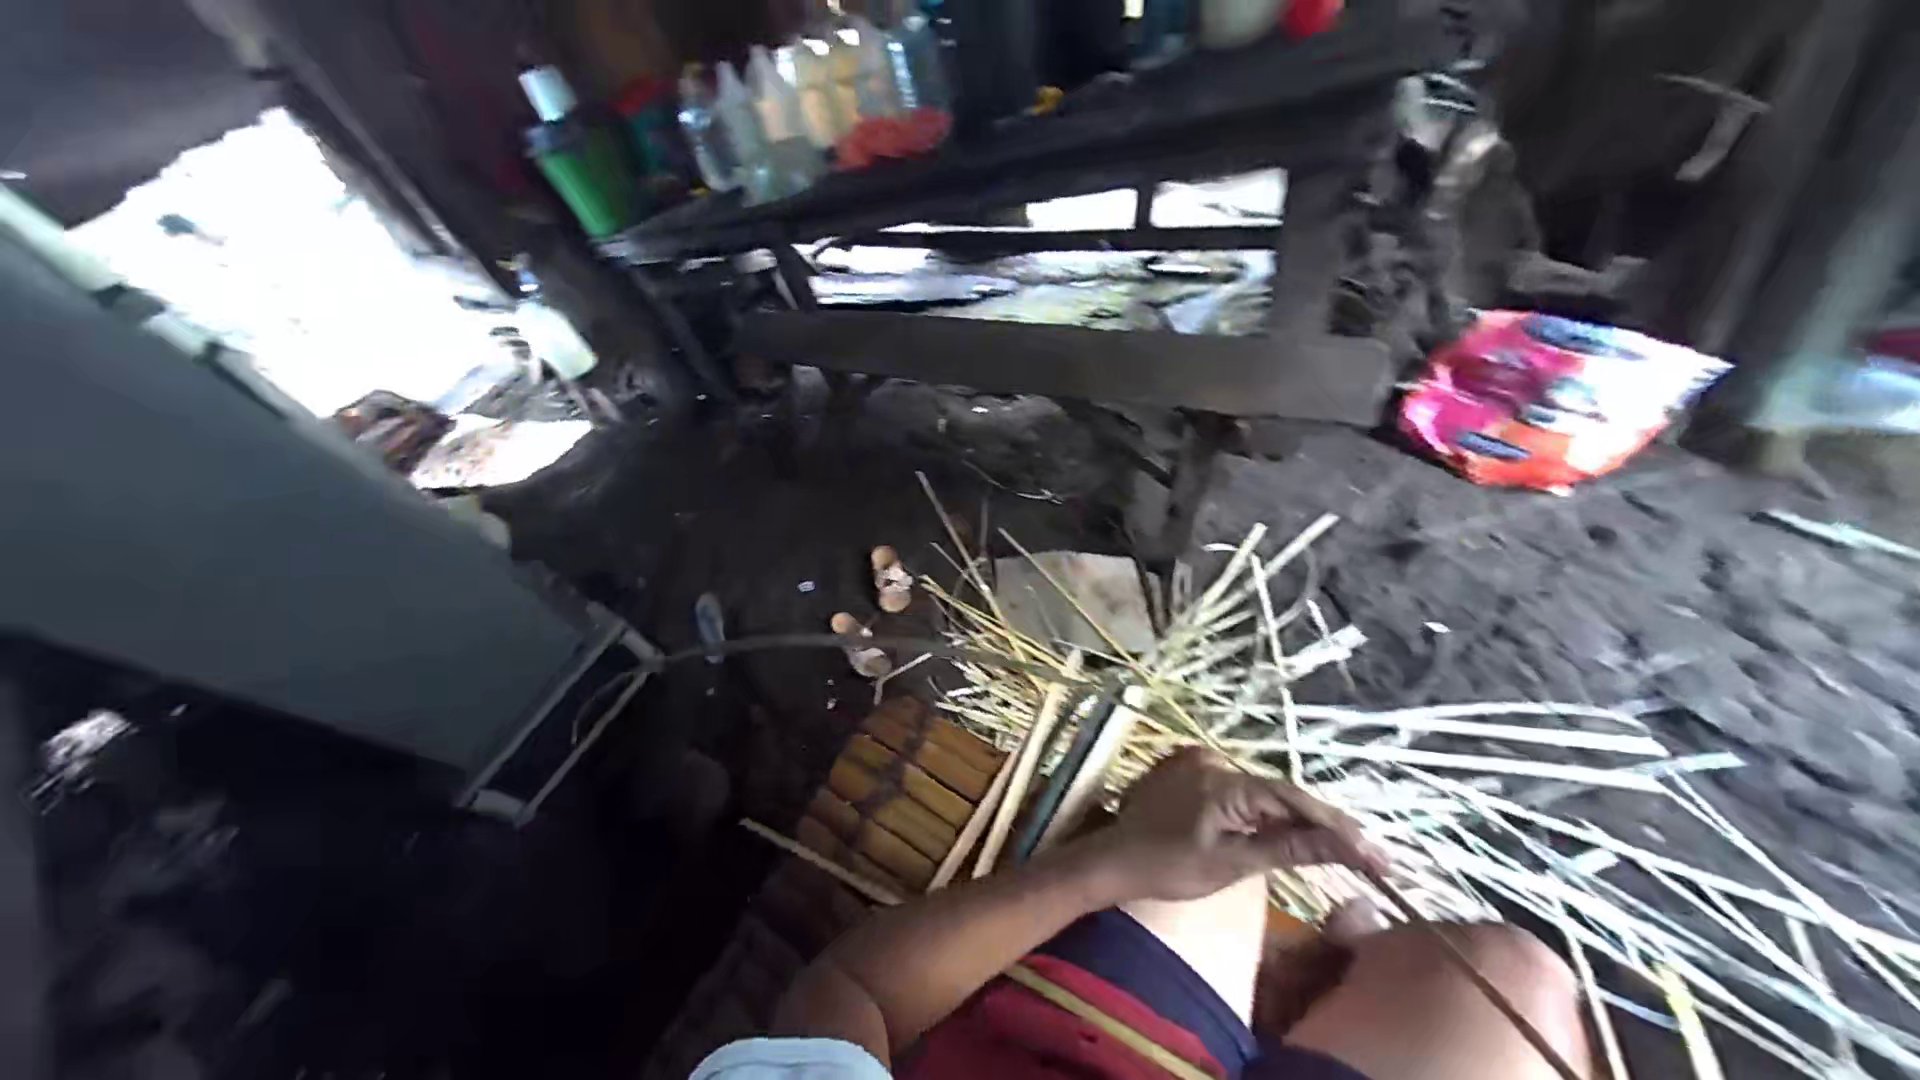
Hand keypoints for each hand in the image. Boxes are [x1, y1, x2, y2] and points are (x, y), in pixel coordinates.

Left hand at [1087, 748, 1386, 902]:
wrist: (1115, 859)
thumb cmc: (1169, 867)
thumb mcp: (1233, 863)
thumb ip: (1288, 847)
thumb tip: (1347, 845)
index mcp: (1222, 781)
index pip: (1290, 798)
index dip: (1334, 825)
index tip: (1376, 853)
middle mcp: (1211, 760)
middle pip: (1276, 792)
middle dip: (1317, 822)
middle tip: (1365, 854)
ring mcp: (1196, 761)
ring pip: (1257, 790)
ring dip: (1289, 816)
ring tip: (1333, 845)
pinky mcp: (1187, 769)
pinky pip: (1234, 787)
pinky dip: (1258, 809)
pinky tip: (1282, 828)